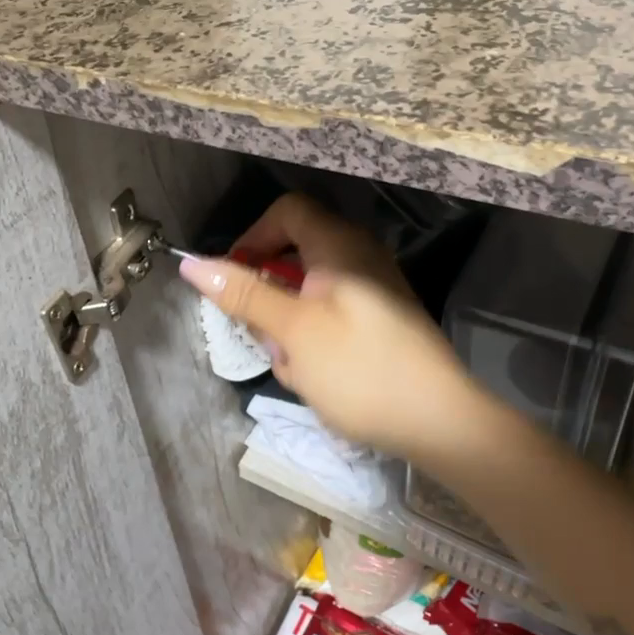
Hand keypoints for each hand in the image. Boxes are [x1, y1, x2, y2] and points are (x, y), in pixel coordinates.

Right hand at [181, 195, 498, 459]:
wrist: (440, 422)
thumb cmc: (360, 370)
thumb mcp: (293, 331)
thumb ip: (244, 294)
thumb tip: (193, 264)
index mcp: (340, 246)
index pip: (286, 211)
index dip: (253, 237)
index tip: (234, 279)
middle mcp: (360, 257)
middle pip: (292, 256)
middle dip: (269, 298)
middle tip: (266, 337)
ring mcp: (373, 290)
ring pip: (307, 295)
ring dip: (289, 329)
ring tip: (296, 369)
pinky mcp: (380, 322)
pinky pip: (330, 318)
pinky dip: (313, 342)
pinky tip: (317, 378)